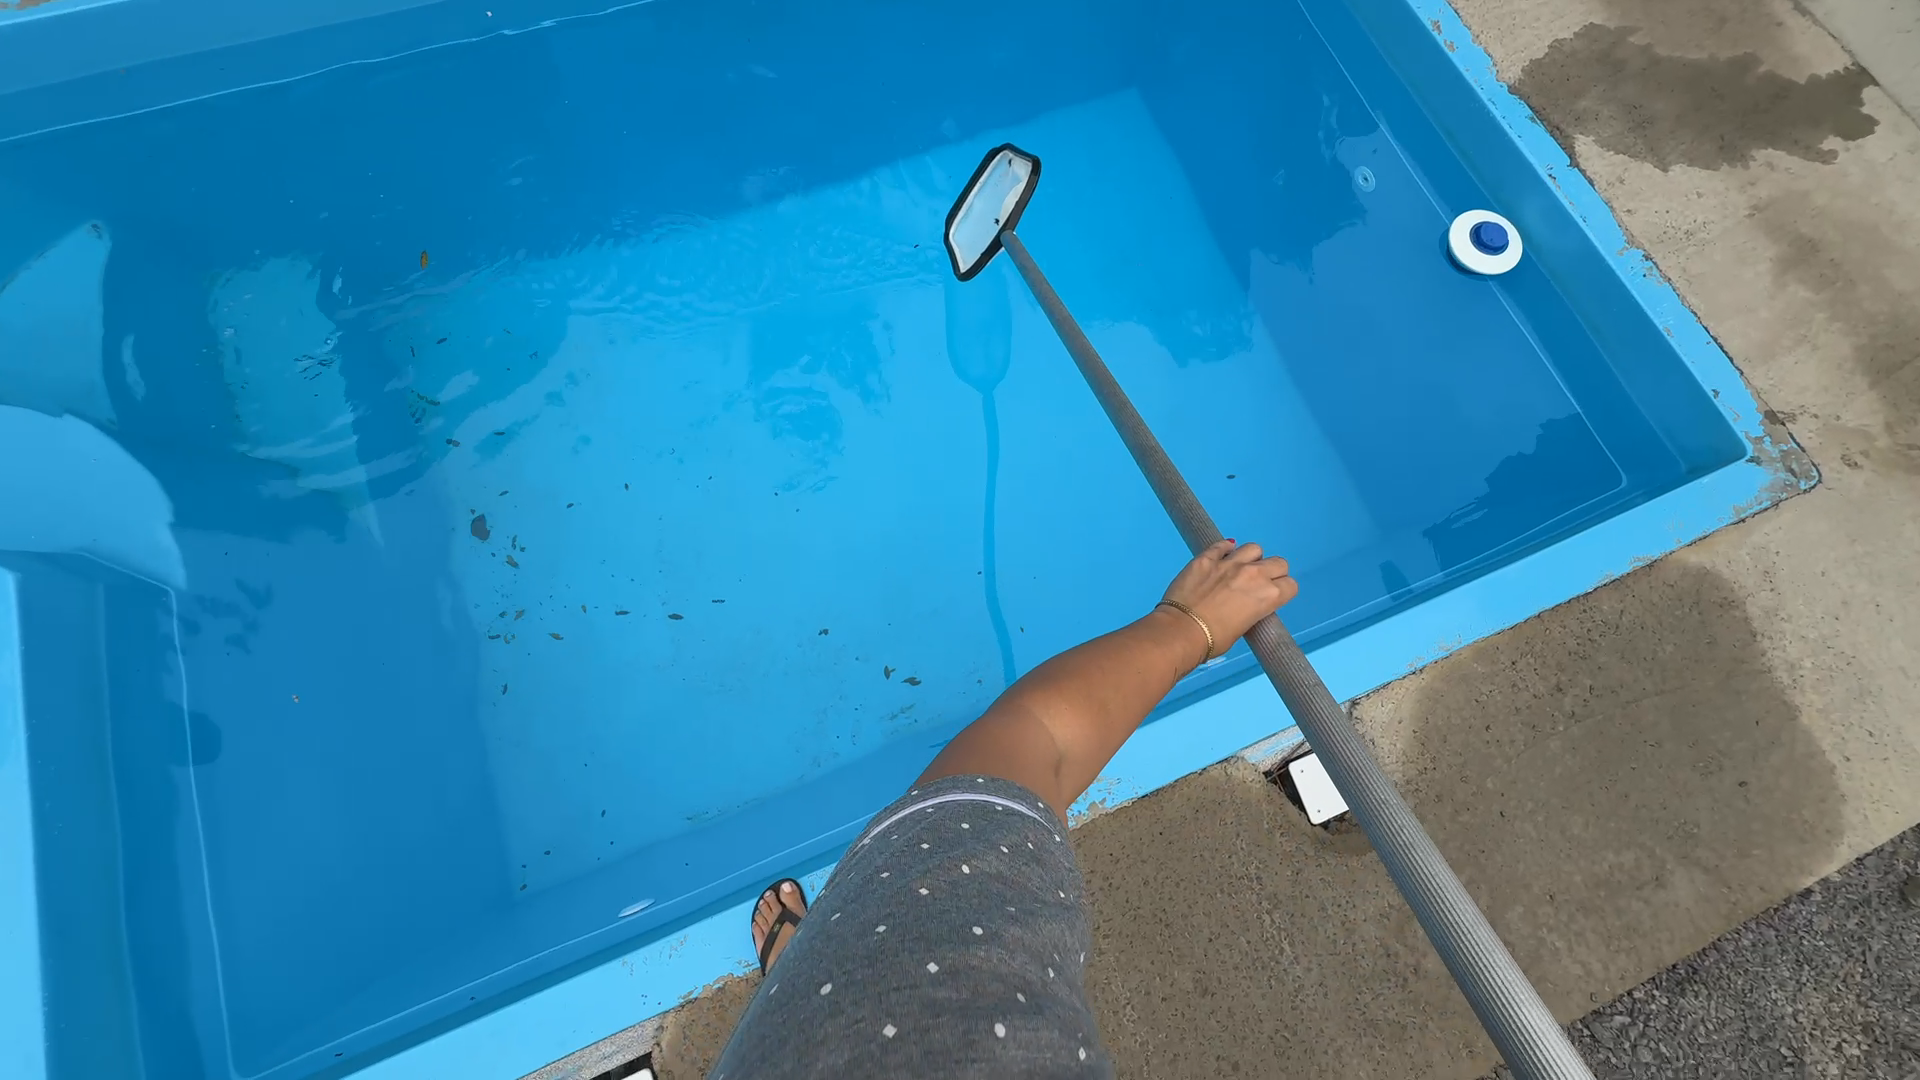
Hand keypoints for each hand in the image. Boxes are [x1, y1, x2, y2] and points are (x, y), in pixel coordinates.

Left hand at [1158, 539, 1298, 659]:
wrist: (1181, 631)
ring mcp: (1229, 563)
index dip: (1282, 590)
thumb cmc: (1214, 639)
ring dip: (1250, 558)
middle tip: (1258, 582)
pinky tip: (1221, 555)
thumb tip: (1245, 603)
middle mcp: (1253, 574)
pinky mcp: (1206, 558)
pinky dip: (1224, 549)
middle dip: (1272, 572)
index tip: (1272, 595)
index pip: (1290, 585)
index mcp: (1268, 595)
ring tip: (1240, 568)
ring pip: (1253, 548)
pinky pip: (1221, 546)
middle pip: (1278, 563)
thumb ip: (1251, 609)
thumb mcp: (1244, 627)